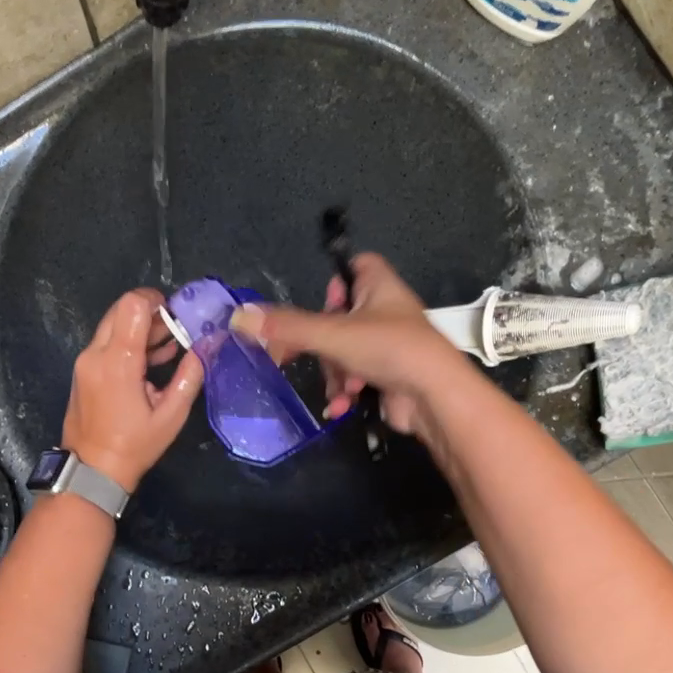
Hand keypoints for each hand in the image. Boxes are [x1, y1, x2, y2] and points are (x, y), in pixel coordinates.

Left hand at [62, 289, 204, 491]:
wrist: (92, 471)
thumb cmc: (134, 446)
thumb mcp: (171, 414)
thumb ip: (191, 374)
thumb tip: (210, 343)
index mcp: (118, 361)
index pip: (132, 304)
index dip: (156, 301)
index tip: (176, 317)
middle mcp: (95, 353)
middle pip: (120, 309)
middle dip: (150, 314)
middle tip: (174, 334)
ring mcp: (85, 361)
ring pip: (112, 325)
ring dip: (139, 329)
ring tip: (166, 351)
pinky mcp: (82, 370)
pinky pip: (105, 343)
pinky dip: (126, 342)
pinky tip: (148, 363)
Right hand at [229, 253, 473, 438]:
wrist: (434, 396)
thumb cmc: (389, 349)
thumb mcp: (331, 334)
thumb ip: (285, 327)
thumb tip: (239, 317)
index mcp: (380, 287)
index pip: (356, 267)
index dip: (334, 283)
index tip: (319, 304)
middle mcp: (386, 312)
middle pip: (338, 318)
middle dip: (323, 344)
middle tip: (309, 355)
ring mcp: (389, 346)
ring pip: (343, 354)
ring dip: (334, 374)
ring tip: (342, 387)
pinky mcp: (389, 377)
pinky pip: (355, 378)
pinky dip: (347, 392)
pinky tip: (344, 405)